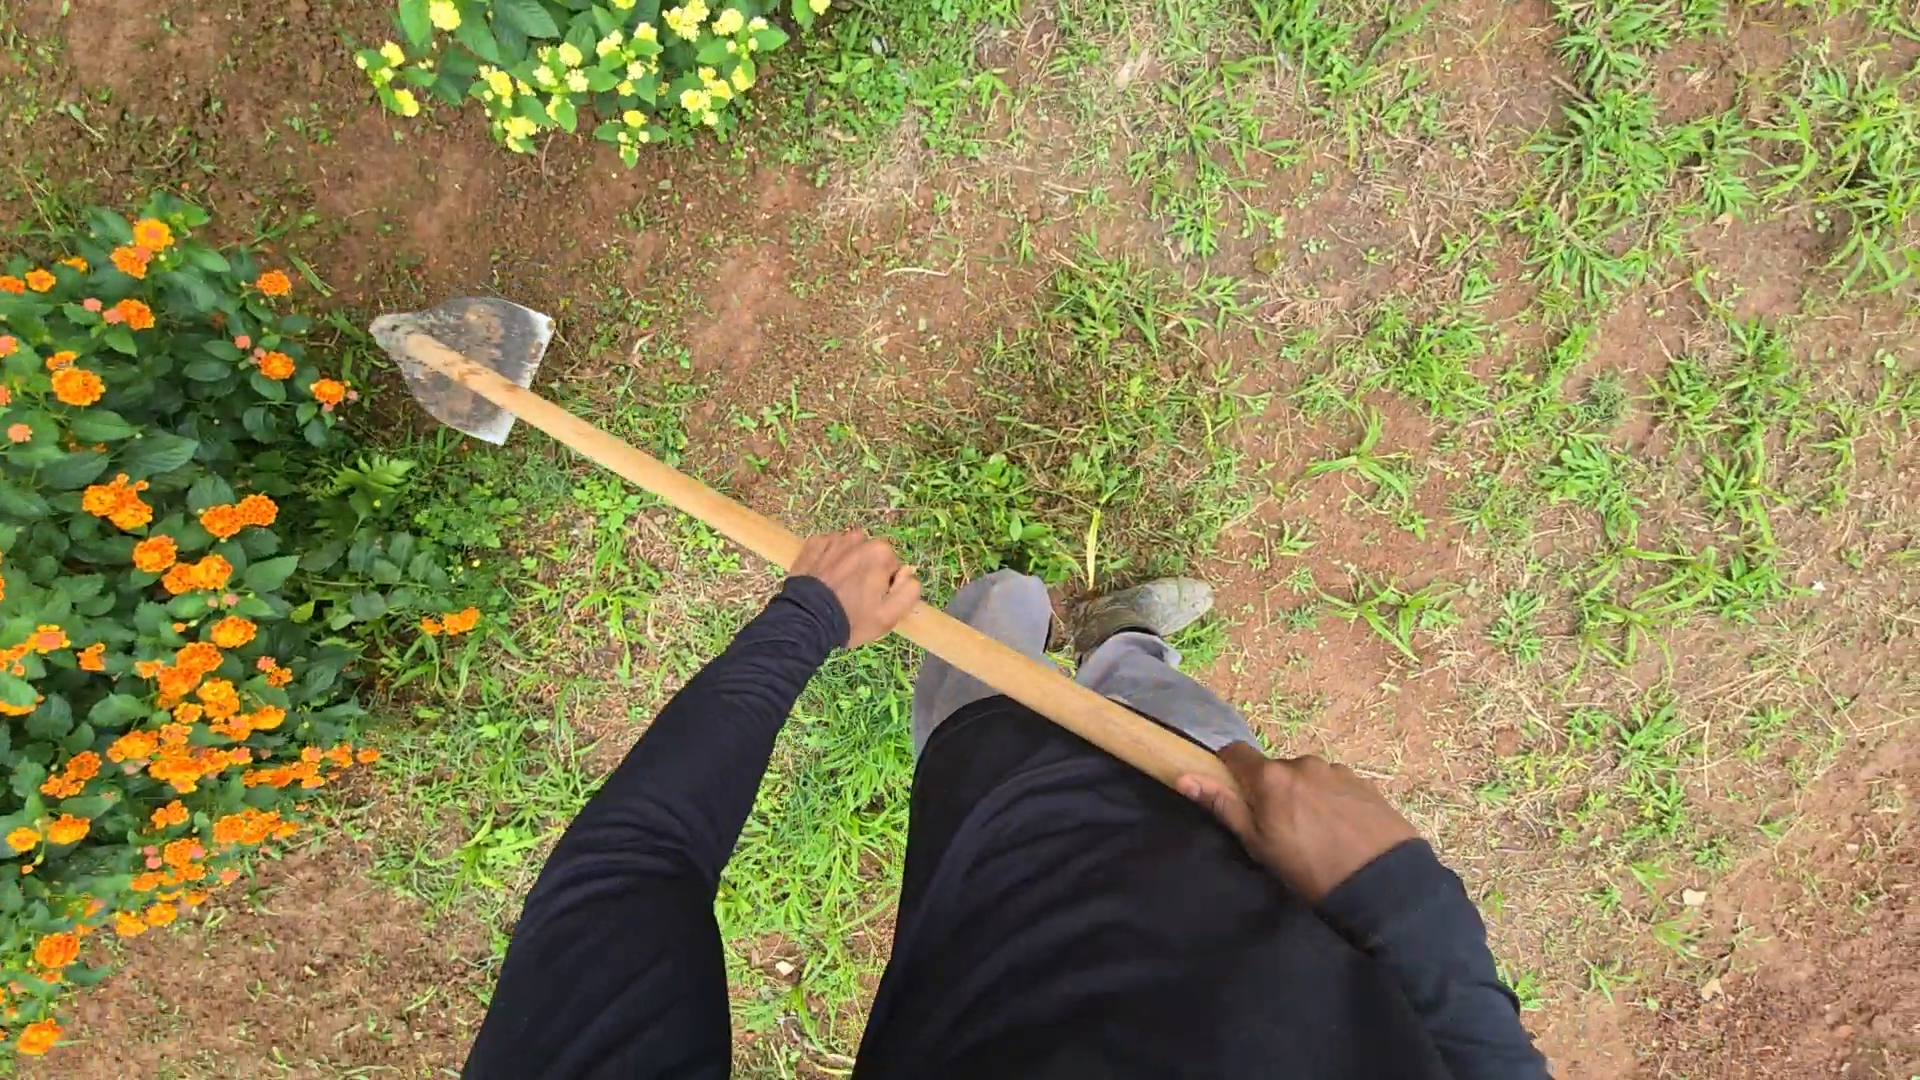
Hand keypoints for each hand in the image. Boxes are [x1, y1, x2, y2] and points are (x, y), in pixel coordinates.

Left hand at [790, 530, 921, 647]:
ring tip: (839, 585)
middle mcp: (859, 539)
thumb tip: (909, 571)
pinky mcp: (812, 545)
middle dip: (868, 570)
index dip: (886, 584)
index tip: (872, 599)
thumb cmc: (851, 619)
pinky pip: (829, 547)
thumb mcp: (888, 616)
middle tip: (856, 595)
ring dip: (850, 562)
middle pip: (872, 555)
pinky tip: (825, 577)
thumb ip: (909, 591)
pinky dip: (829, 558)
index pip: (893, 566)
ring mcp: (833, 540)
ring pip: (851, 549)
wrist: (805, 621)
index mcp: (881, 553)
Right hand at [1178, 742, 1418, 901]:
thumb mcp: (1259, 845)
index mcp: (1271, 776)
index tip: (1233, 793)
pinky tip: (1342, 831)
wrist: (1388, 888)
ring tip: (1317, 833)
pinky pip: (1334, 784)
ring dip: (1302, 795)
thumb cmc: (1312, 870)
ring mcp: (1336, 771)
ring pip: (1305, 777)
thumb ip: (1223, 806)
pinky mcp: (1364, 783)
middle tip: (1281, 828)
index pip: (1234, 752)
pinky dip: (1330, 800)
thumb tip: (1184, 777)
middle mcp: (1302, 763)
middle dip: (1271, 790)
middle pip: (1273, 769)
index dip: (1228, 768)